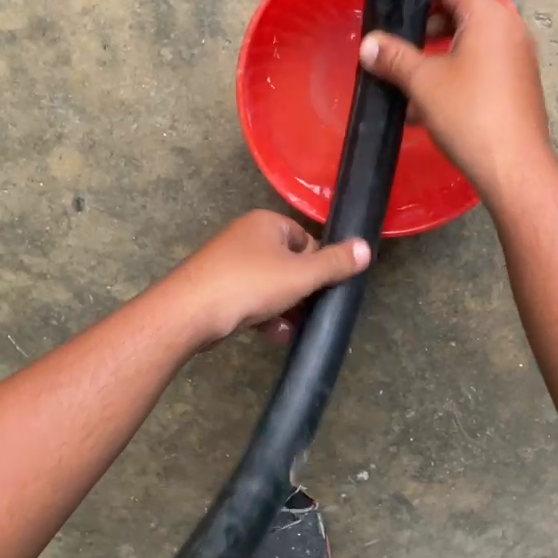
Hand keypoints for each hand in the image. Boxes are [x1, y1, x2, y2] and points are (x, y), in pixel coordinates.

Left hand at [168, 210, 371, 346]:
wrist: (190, 312)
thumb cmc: (250, 284)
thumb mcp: (302, 275)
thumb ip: (336, 263)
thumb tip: (366, 247)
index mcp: (266, 223)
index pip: (306, 240)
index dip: (319, 264)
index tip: (326, 288)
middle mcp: (245, 237)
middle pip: (288, 263)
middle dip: (302, 289)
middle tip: (314, 311)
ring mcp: (227, 264)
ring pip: (269, 284)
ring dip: (285, 306)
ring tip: (297, 327)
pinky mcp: (216, 289)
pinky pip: (250, 299)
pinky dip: (265, 315)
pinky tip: (277, 334)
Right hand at [358, 0, 553, 201]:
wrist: (513, 167)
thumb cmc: (469, 116)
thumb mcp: (423, 83)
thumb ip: (394, 58)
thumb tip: (368, 44)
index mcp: (490, 16)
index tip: (395, 8)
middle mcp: (510, 30)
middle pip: (463, 12)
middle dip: (427, 27)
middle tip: (399, 44)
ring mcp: (518, 59)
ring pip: (471, 45)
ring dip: (438, 56)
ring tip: (408, 79)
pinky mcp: (518, 87)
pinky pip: (482, 69)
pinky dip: (456, 76)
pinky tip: (428, 106)